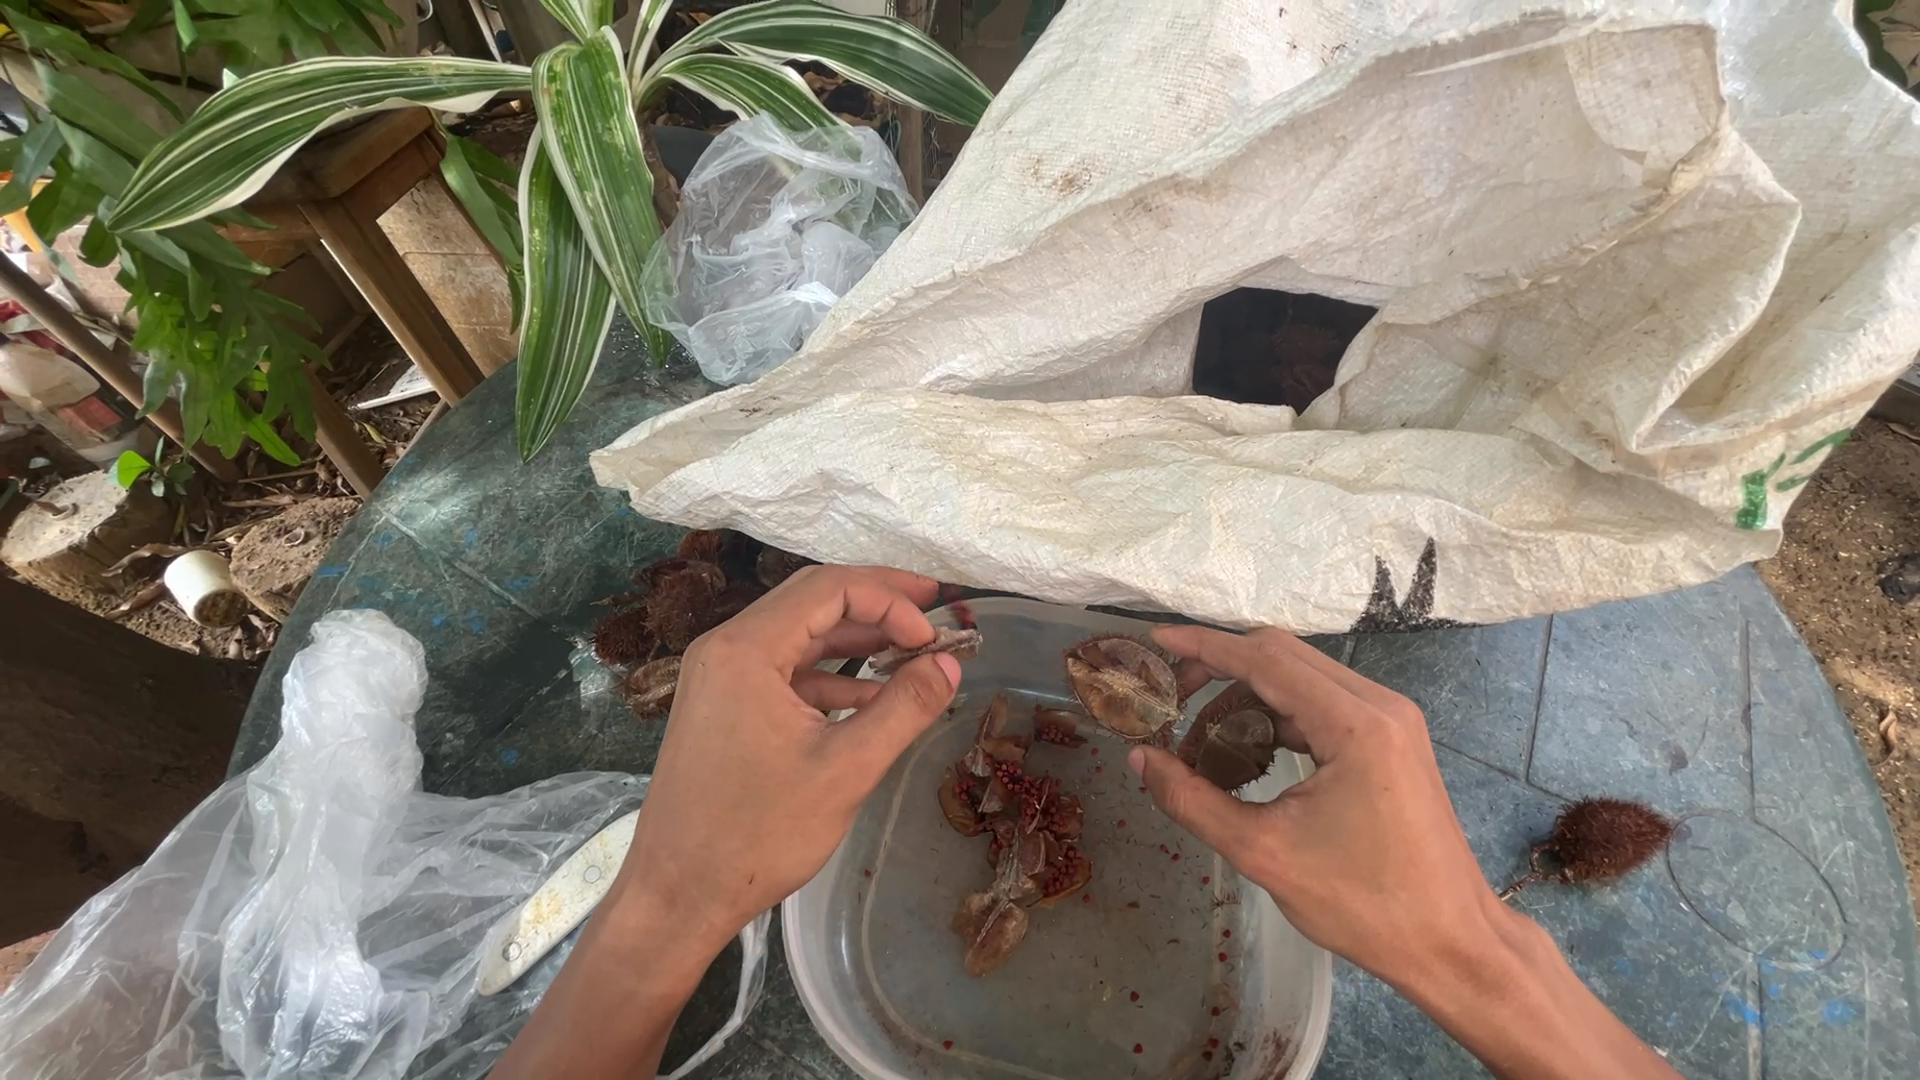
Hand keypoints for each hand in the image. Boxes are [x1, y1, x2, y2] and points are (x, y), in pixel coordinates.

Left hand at [615, 564, 961, 953]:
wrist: (677, 897)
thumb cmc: (757, 835)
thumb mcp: (846, 769)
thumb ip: (905, 708)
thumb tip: (950, 663)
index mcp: (746, 648)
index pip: (829, 589)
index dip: (890, 600)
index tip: (932, 636)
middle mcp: (728, 647)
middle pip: (814, 598)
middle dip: (879, 601)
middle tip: (934, 606)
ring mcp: (723, 675)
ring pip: (803, 633)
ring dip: (859, 637)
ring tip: (914, 647)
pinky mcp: (728, 704)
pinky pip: (789, 669)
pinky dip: (834, 674)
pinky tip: (875, 695)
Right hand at [1130, 625, 1682, 1079]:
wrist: (1457, 948)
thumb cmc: (1364, 903)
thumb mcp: (1262, 853)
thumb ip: (1190, 799)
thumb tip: (1139, 758)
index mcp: (1354, 723)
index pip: (1263, 658)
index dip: (1204, 645)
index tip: (1156, 641)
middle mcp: (1377, 704)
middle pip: (1280, 654)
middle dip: (1218, 665)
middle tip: (1170, 694)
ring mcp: (1389, 718)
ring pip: (1297, 675)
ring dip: (1244, 694)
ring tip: (1201, 739)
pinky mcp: (1389, 737)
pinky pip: (1317, 701)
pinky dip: (1273, 713)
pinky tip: (1246, 752)